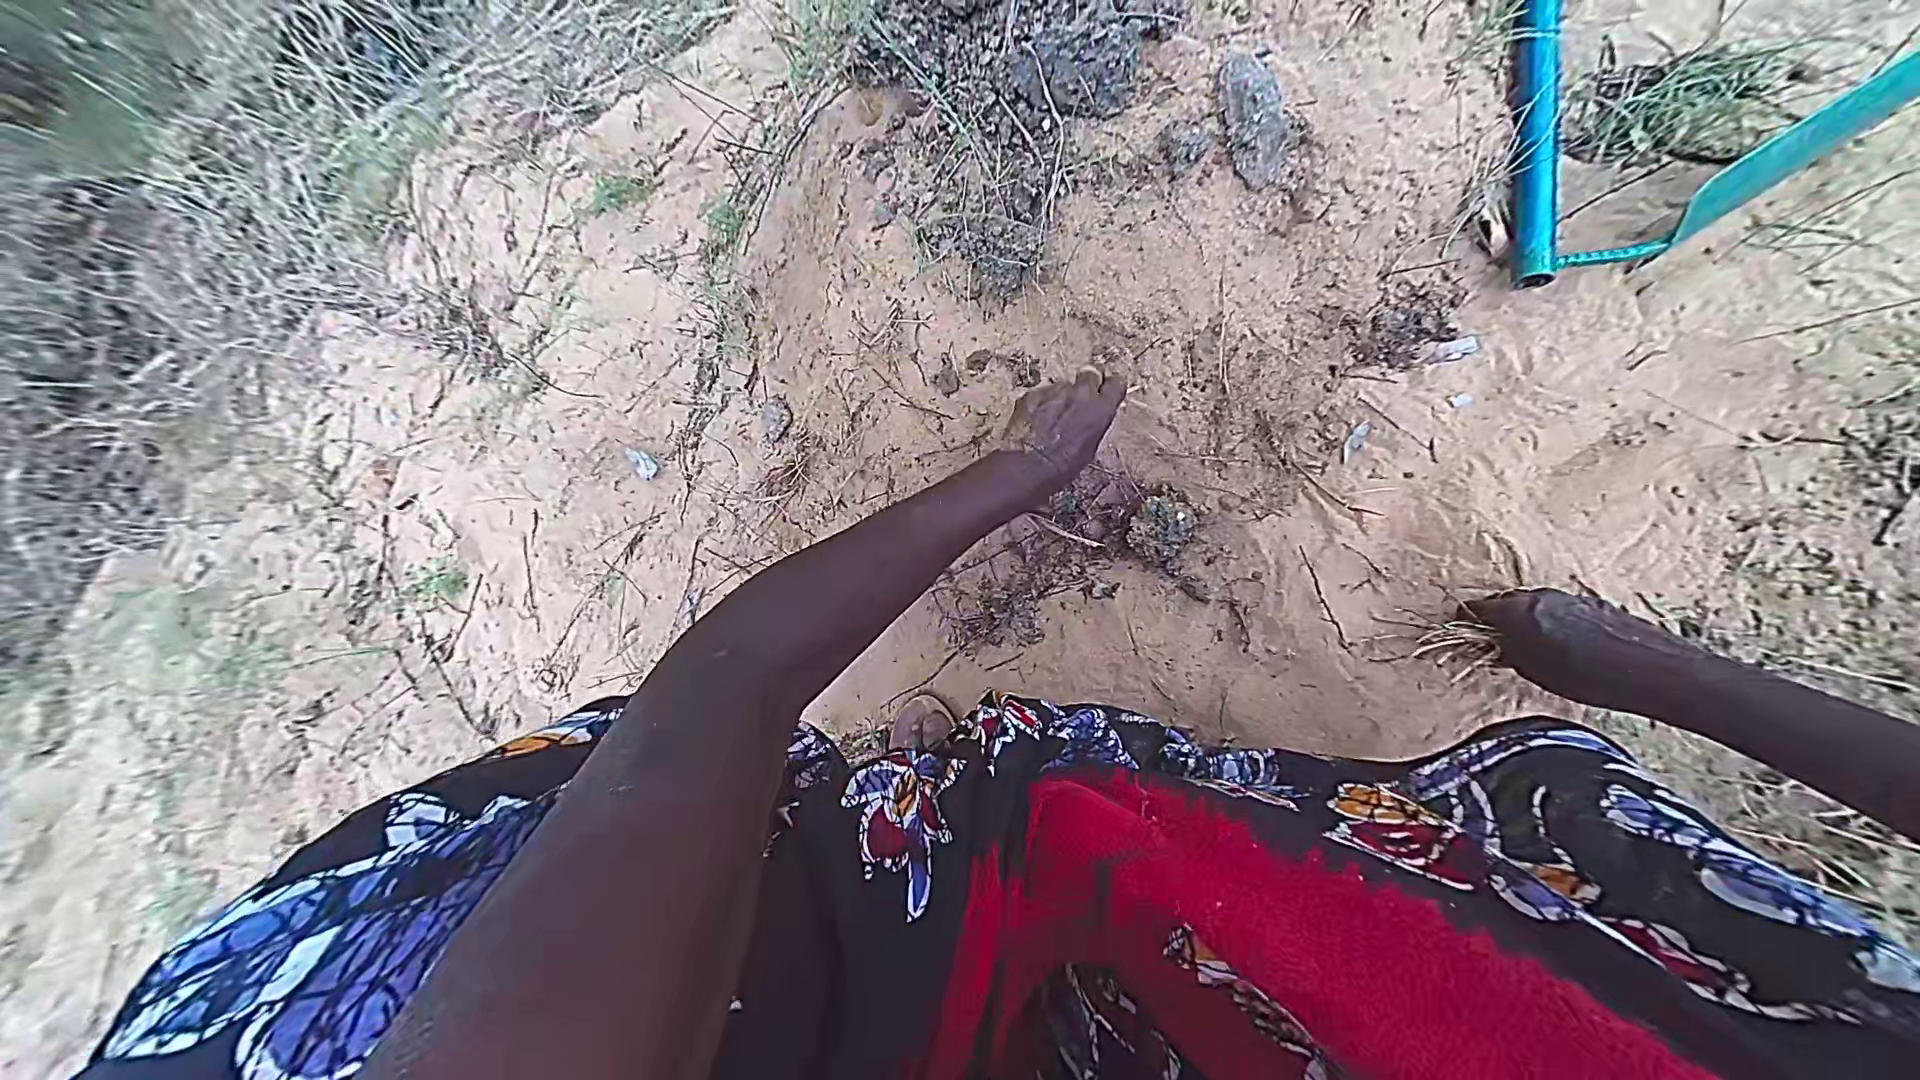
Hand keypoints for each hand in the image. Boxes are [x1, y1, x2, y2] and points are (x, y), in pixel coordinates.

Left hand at [999, 359, 1125, 491]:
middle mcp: (1081, 393)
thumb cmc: (1062, 466)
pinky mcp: (1033, 393)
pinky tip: (1034, 422)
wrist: (1030, 467)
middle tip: (1077, 401)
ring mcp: (1055, 390)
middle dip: (1086, 384)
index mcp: (1101, 408)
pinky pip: (1040, 394)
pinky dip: (1038, 404)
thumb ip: (1094, 422)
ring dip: (1059, 397)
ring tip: (1050, 420)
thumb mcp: (1090, 448)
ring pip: (1062, 386)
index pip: (1115, 384)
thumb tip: (1091, 418)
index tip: (1105, 391)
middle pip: (1090, 374)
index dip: (1109, 387)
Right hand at [1465, 588, 1715, 712]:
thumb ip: (1508, 652)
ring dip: (1528, 621)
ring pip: (1535, 605)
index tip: (1465, 636)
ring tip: (1535, 646)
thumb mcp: (1533, 670)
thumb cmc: (1590, 677)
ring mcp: (1571, 598)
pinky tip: (1568, 646)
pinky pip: (1562, 610)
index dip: (1466, 623)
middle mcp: (1539, 596)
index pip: (1474, 608)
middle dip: (1498, 620)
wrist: (1661, 674)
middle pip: (1505, 602)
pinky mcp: (1598, 606)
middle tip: (1499, 643)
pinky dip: (1555, 623)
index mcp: (1515, 610)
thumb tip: (1496, 646)